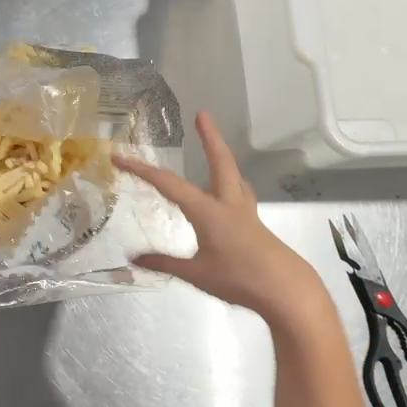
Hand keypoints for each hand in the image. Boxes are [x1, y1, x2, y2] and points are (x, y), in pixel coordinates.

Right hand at [113, 112, 327, 323]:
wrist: (286, 291)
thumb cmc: (239, 280)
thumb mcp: (196, 274)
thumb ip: (164, 263)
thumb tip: (132, 258)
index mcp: (208, 212)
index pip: (169, 184)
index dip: (142, 170)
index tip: (120, 158)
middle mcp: (228, 204)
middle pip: (220, 162)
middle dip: (210, 138)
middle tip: (203, 114)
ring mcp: (246, 213)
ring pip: (234, 176)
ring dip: (223, 158)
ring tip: (215, 149)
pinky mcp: (255, 225)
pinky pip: (240, 194)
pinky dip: (231, 184)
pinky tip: (228, 194)